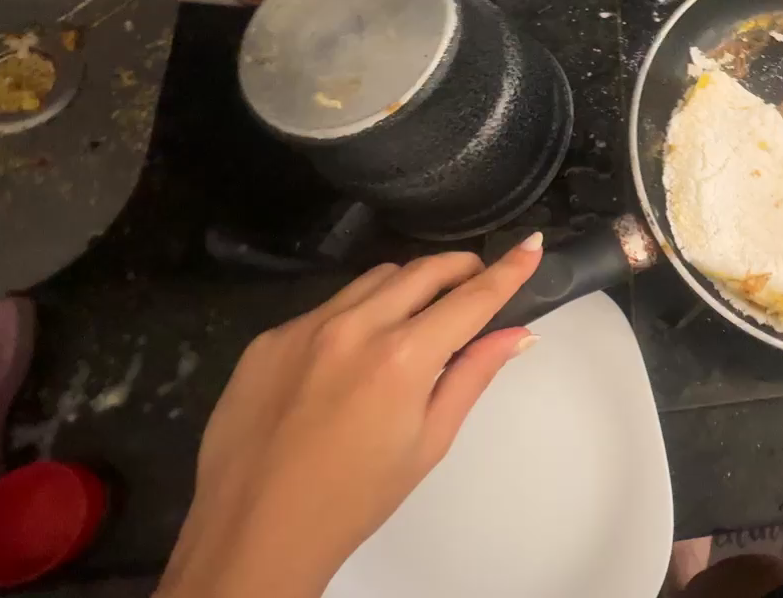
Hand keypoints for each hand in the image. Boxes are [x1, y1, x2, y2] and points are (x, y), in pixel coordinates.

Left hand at [157, 238, 543, 597]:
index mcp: (402, 358)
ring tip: (414, 321)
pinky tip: (350, 358)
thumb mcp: (429, 441)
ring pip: (377, 278)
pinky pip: (328, 306)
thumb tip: (520, 333)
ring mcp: (304, 327)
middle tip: (475, 284)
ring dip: (409, 286)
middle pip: (426, 269)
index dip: (509, 269)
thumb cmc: (355, 499)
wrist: (249, 539)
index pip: (472, 297)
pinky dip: (357, 314)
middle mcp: (355, 327)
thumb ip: (474, 374)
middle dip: (460, 268)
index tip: (533, 243)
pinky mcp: (268, 339)